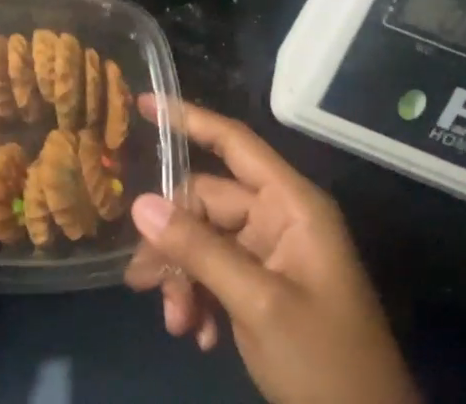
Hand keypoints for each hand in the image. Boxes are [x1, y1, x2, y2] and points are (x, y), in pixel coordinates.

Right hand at [125, 97, 419, 403]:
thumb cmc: (325, 360)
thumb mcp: (258, 303)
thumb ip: (199, 249)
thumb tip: (139, 202)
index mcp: (292, 206)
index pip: (234, 143)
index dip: (188, 118)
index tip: (140, 104)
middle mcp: (280, 220)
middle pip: (206, 202)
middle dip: (172, 241)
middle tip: (141, 281)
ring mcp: (272, 254)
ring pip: (202, 240)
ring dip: (182, 278)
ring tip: (175, 322)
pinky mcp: (262, 287)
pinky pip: (214, 272)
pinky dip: (199, 298)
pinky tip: (196, 334)